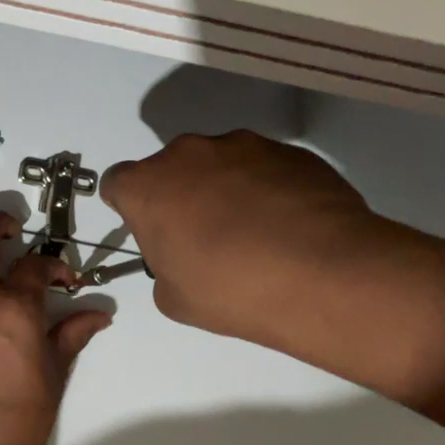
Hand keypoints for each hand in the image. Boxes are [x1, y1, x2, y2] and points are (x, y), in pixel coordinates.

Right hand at [99, 130, 390, 344]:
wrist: (326, 275)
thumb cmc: (230, 290)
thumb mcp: (172, 297)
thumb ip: (164, 264)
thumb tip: (185, 255)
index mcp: (147, 187)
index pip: (118, 183)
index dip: (130, 206)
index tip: (151, 229)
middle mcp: (187, 154)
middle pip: (171, 168)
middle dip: (181, 194)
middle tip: (204, 235)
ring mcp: (243, 146)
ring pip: (220, 163)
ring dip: (226, 188)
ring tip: (256, 230)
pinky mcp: (292, 152)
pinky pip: (266, 168)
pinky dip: (268, 189)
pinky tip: (288, 225)